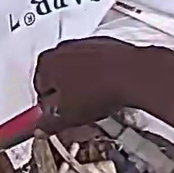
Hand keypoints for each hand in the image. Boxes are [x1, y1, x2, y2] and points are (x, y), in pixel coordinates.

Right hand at [34, 37, 173, 129]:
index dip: (48, 108)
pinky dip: (99, 76)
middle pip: (57, 78)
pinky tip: (108, 91)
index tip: (56, 117)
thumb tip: (41, 128)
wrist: (134, 74)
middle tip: (76, 112)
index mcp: (46, 63)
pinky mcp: (105, 45)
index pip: (39, 90)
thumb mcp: (68, 116)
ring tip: (95, 104)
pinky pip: (96, 65)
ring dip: (82, 86)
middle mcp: (62, 49)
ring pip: (77, 71)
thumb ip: (49, 123)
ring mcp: (84, 45)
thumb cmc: (100, 88)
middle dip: (64, 96)